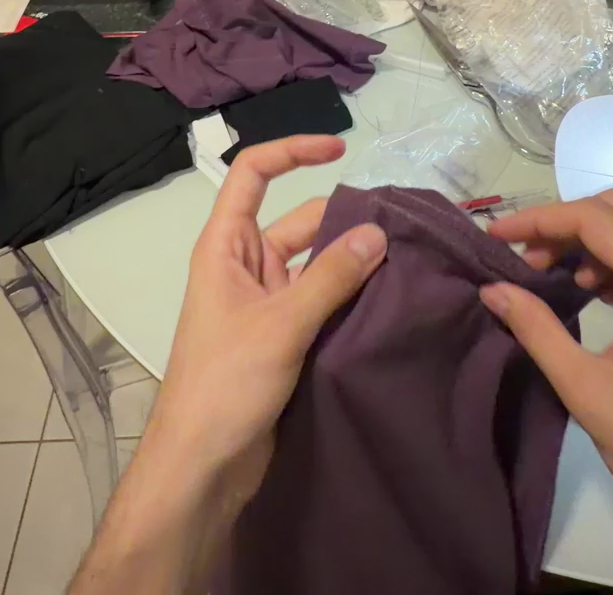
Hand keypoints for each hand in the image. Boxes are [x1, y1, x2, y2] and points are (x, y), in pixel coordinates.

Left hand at [69, 136, 388, 594]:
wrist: (203, 466)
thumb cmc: (225, 382)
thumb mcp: (280, 324)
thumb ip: (330, 277)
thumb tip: (378, 232)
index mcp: (226, 246)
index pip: (252, 174)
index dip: (292, 151)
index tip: (341, 147)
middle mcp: (246, 265)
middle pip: (299, 221)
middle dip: (344, 219)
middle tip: (404, 227)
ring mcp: (266, 302)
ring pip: (316, 264)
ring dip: (354, 261)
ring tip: (409, 260)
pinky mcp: (284, 336)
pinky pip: (322, 300)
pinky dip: (351, 295)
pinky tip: (392, 298)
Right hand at [479, 190, 612, 594]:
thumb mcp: (586, 392)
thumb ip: (537, 331)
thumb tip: (493, 289)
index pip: (597, 221)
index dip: (540, 219)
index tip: (497, 236)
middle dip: (565, 222)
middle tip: (528, 259)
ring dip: (598, 234)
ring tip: (562, 273)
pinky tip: (596, 292)